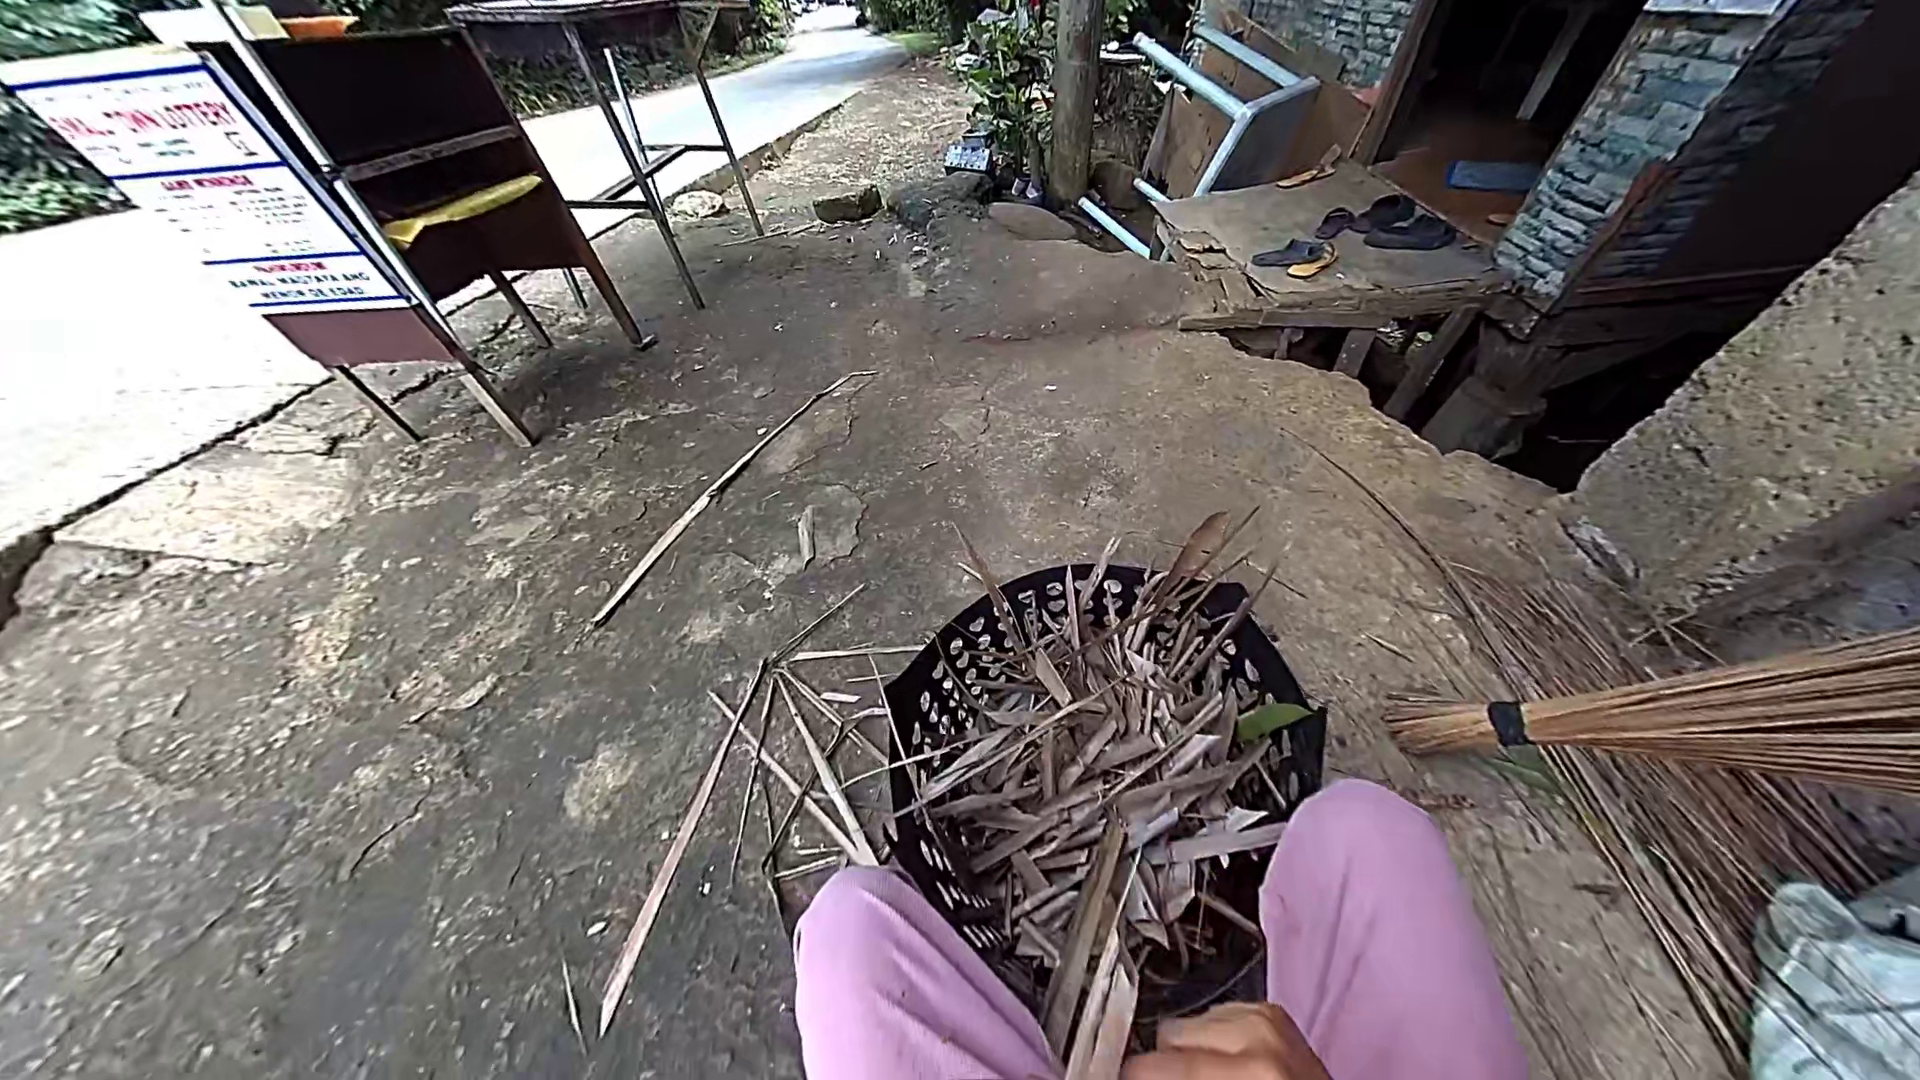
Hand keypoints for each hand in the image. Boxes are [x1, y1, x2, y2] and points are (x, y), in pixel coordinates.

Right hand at [1119, 1002, 1332, 1079]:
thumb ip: (1170, 1079)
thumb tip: (1130, 1073)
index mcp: (1249, 1076)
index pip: (1153, 1065)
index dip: (1130, 1074)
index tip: (1118, 1074)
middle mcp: (1255, 1039)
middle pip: (1165, 1037)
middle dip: (1160, 1067)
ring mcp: (1264, 1018)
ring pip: (1183, 1024)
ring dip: (1185, 1054)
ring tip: (1203, 1077)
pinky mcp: (1270, 1011)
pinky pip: (1211, 1016)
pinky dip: (1210, 1042)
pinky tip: (1225, 1068)